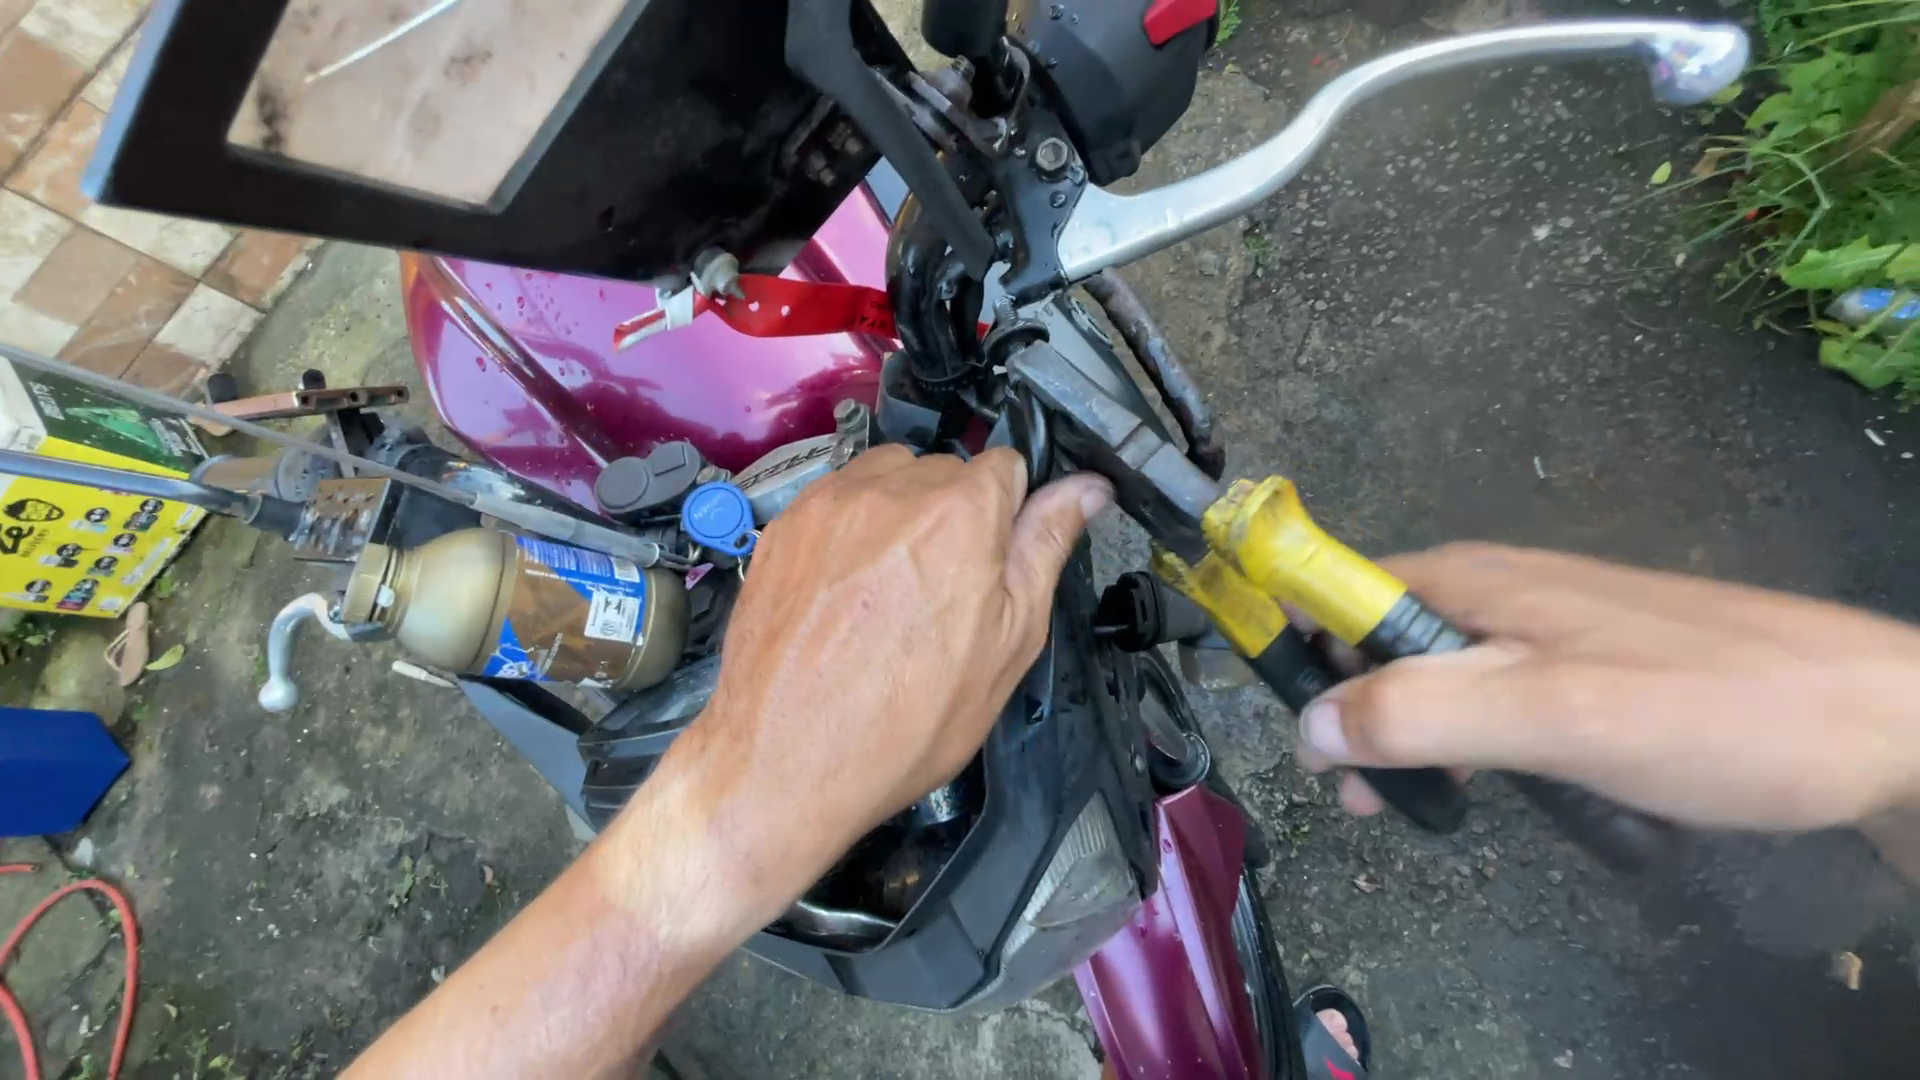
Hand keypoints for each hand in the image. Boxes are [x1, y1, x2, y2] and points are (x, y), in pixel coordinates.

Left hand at [634, 446, 1111, 922]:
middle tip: (941, 590)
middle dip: (956, 515)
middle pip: (947, 472)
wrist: (784, 761)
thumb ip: (1046, 548)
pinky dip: (852, 528)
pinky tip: (845, 590)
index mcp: (962, 511)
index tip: (993, 560)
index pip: (1008, 466)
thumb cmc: (908, 718)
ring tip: (890, 587)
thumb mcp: (1008, 642)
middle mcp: (893, 487)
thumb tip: (1087, 489)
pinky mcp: (785, 522)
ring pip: (890, 477)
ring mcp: (831, 501)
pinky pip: (838, 499)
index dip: (1010, 514)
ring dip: (902, 512)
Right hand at [1294, 544, 1919, 829]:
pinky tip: (1474, 786)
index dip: (1294, 644)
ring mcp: (1525, 625)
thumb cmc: (1709, 708)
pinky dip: (1453, 738)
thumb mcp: (1551, 715)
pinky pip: (1475, 693)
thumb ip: (1418, 714)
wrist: (1894, 726)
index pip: (1331, 590)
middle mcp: (1479, 591)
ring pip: (1422, 673)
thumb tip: (1306, 728)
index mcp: (1458, 582)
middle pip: (1368, 639)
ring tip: (1400, 804)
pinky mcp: (1564, 661)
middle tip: (1347, 787)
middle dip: (1343, 708)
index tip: (1291, 718)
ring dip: (1396, 733)